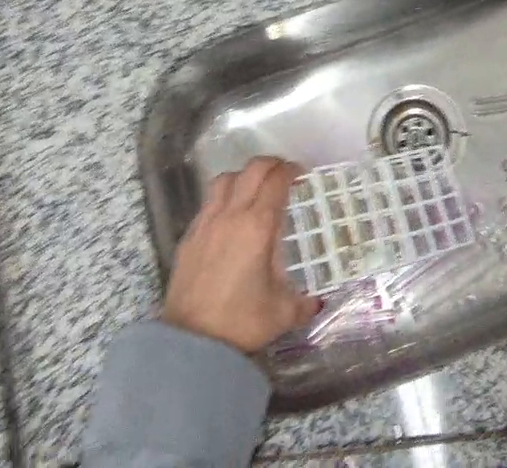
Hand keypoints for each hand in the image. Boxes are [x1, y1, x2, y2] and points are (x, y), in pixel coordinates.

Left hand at [162, 156, 321, 353]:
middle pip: (251, 170)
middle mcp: (231, 215)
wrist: (191, 341)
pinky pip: (208, 202)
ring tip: (254, 187)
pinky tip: (229, 216)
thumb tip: (317, 302)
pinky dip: (223, 197)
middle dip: (270, 164)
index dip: (290, 171)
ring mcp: (206, 223)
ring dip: (243, 175)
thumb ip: (304, 303)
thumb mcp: (283, 313)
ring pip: (224, 180)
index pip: (276, 182)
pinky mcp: (189, 236)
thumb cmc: (241, 322)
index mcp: (258, 226)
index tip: (300, 173)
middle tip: (282, 172)